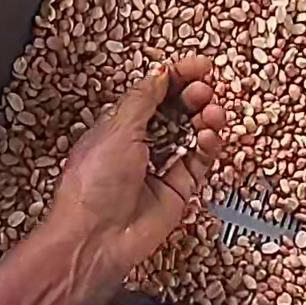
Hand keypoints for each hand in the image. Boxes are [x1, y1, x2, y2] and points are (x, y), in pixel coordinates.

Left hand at [41, 56, 226, 284]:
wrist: (96, 238)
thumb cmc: (93, 185)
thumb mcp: (117, 129)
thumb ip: (144, 100)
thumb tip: (160, 74)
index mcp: (119, 126)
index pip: (153, 93)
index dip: (176, 77)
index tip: (199, 66)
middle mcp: (140, 144)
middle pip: (175, 111)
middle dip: (192, 96)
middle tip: (204, 90)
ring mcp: (160, 167)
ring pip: (191, 134)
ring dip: (204, 118)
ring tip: (211, 112)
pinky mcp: (178, 189)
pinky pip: (200, 160)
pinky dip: (209, 145)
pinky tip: (211, 134)